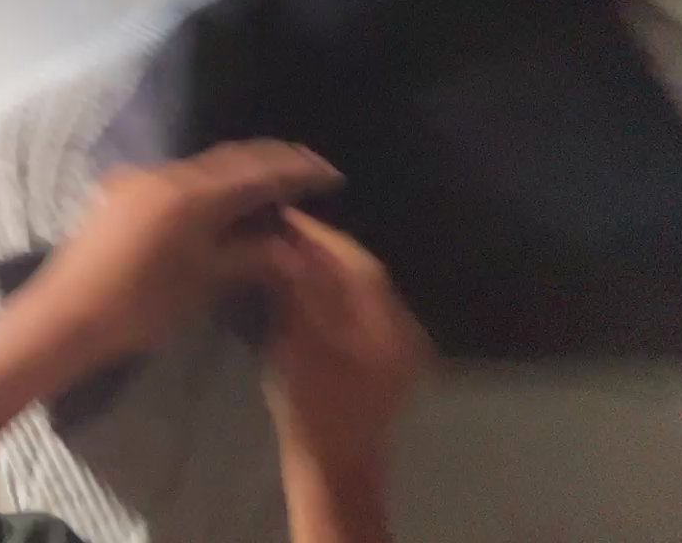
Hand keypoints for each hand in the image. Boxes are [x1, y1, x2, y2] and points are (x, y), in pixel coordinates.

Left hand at [6, 141, 342, 371]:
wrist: (68, 312)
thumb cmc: (139, 304)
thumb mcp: (203, 282)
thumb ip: (250, 256)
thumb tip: (293, 246)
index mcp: (187, 194)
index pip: (253, 171)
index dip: (294, 169)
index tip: (329, 172)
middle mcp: (163, 175)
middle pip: (228, 160)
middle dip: (270, 162)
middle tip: (308, 169)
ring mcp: (139, 179)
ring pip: (202, 167)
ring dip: (239, 171)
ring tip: (276, 185)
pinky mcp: (123, 190)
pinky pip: (179, 177)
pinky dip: (210, 182)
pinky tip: (226, 198)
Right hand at [262, 209, 430, 485]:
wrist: (332, 468)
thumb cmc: (314, 406)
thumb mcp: (299, 342)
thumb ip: (297, 289)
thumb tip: (281, 242)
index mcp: (391, 326)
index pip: (358, 262)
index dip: (320, 235)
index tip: (283, 213)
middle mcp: (402, 330)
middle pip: (362, 273)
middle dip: (321, 247)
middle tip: (279, 226)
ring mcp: (395, 347)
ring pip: (358, 289)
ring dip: (324, 266)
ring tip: (283, 247)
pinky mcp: (380, 358)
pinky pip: (355, 307)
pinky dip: (328, 289)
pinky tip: (298, 283)